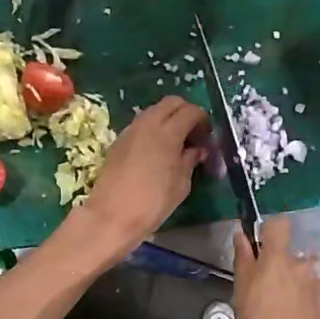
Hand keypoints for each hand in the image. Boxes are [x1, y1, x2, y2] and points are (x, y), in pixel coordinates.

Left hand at [73, 95, 209, 257]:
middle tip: (193, 134)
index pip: (191, 111)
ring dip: (168, 119)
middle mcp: (148, 123)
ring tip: (176, 143)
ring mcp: (130, 130)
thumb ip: (191, 160)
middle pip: (171, 102)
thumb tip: (198, 149)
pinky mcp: (118, 140)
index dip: (203, 119)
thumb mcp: (181, 184)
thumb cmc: (153, 203)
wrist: (112, 215)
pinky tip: (157, 150)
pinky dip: (153, 128)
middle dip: (186, 112)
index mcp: (168, 132)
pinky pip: (141, 124)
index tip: (208, 136)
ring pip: (154, 111)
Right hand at [233, 214, 319, 318]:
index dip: (269, 230)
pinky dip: (302, 302)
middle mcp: (304, 266)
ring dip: (292, 285)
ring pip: (302, 275)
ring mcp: (319, 286)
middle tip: (262, 290)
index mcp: (279, 258)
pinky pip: (311, 295)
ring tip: (277, 311)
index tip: (258, 246)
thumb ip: (244, 260)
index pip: (279, 224)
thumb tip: (242, 236)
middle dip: (279, 265)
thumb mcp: (241, 294)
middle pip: (291, 254)